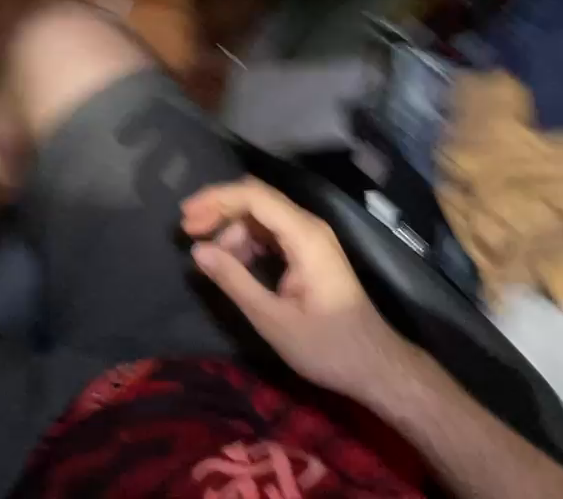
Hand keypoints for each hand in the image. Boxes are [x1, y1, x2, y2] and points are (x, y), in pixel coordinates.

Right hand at [183, 178, 430, 403]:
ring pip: (261, 216)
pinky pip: (271, 232)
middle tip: (188, 232)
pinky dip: (247, 241)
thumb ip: (234, 281)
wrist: (376, 367)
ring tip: (210, 258)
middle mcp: (308, 226)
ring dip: (231, 229)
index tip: (186, 219)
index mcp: (304, 235)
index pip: (253, 196)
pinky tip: (232, 263)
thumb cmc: (327, 346)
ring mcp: (311, 238)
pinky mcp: (310, 252)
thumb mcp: (273, 319)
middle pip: (256, 200)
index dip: (216, 200)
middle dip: (219, 210)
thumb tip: (197, 251)